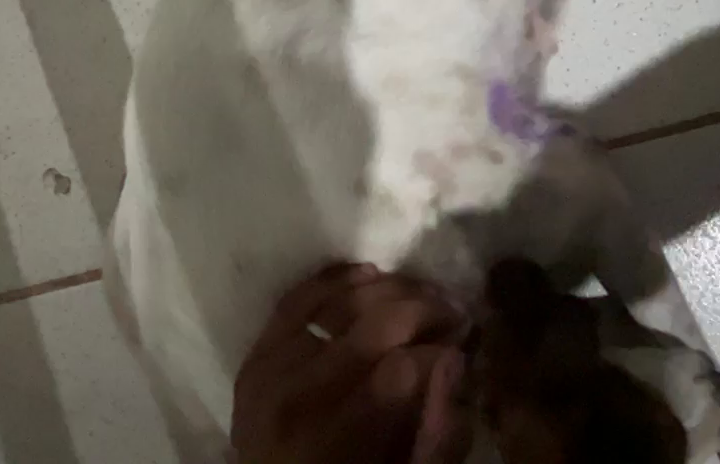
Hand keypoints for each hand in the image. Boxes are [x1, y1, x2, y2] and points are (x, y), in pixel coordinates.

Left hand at [232, 263, 471, 463]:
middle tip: (454, 309)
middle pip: (372, 328)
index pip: (400, 371)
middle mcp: (296, 400)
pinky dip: (335, 280)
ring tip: (421, 291)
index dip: (440, 349)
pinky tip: (369, 274)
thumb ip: (436, 440)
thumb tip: (454, 361)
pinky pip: (298, 298)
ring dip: (388, 287)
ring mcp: (269, 371)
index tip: (463, 342)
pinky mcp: (256, 354)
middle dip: (423, 310)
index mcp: (334, 444)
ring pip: (339, 302)